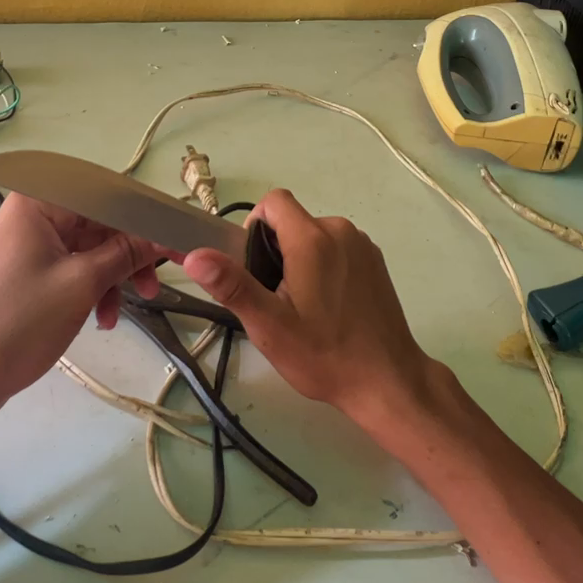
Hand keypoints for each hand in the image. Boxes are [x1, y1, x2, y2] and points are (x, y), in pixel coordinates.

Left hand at [0, 193, 162, 410]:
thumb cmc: (18, 324)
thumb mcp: (82, 284)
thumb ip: (126, 252)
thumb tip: (162, 234)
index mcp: (40, 201)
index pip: (108, 191)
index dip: (147, 213)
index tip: (179, 235)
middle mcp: (33, 212)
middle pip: (101, 219)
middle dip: (132, 250)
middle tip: (161, 279)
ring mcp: (29, 242)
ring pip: (91, 246)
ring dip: (115, 274)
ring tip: (128, 308)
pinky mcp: (27, 271)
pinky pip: (74, 266)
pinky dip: (94, 287)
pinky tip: (103, 317)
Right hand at [181, 189, 435, 420]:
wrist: (387, 381)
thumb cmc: (324, 355)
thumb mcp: (270, 326)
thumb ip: (232, 285)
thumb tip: (195, 255)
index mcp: (312, 238)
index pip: (274, 201)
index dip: (255, 225)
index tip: (253, 265)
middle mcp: (340, 230)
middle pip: (293, 221)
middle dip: (276, 250)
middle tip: (276, 298)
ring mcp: (362, 244)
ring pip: (315, 235)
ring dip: (301, 259)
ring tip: (304, 308)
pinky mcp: (376, 260)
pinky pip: (338, 248)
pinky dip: (326, 266)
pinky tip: (329, 307)